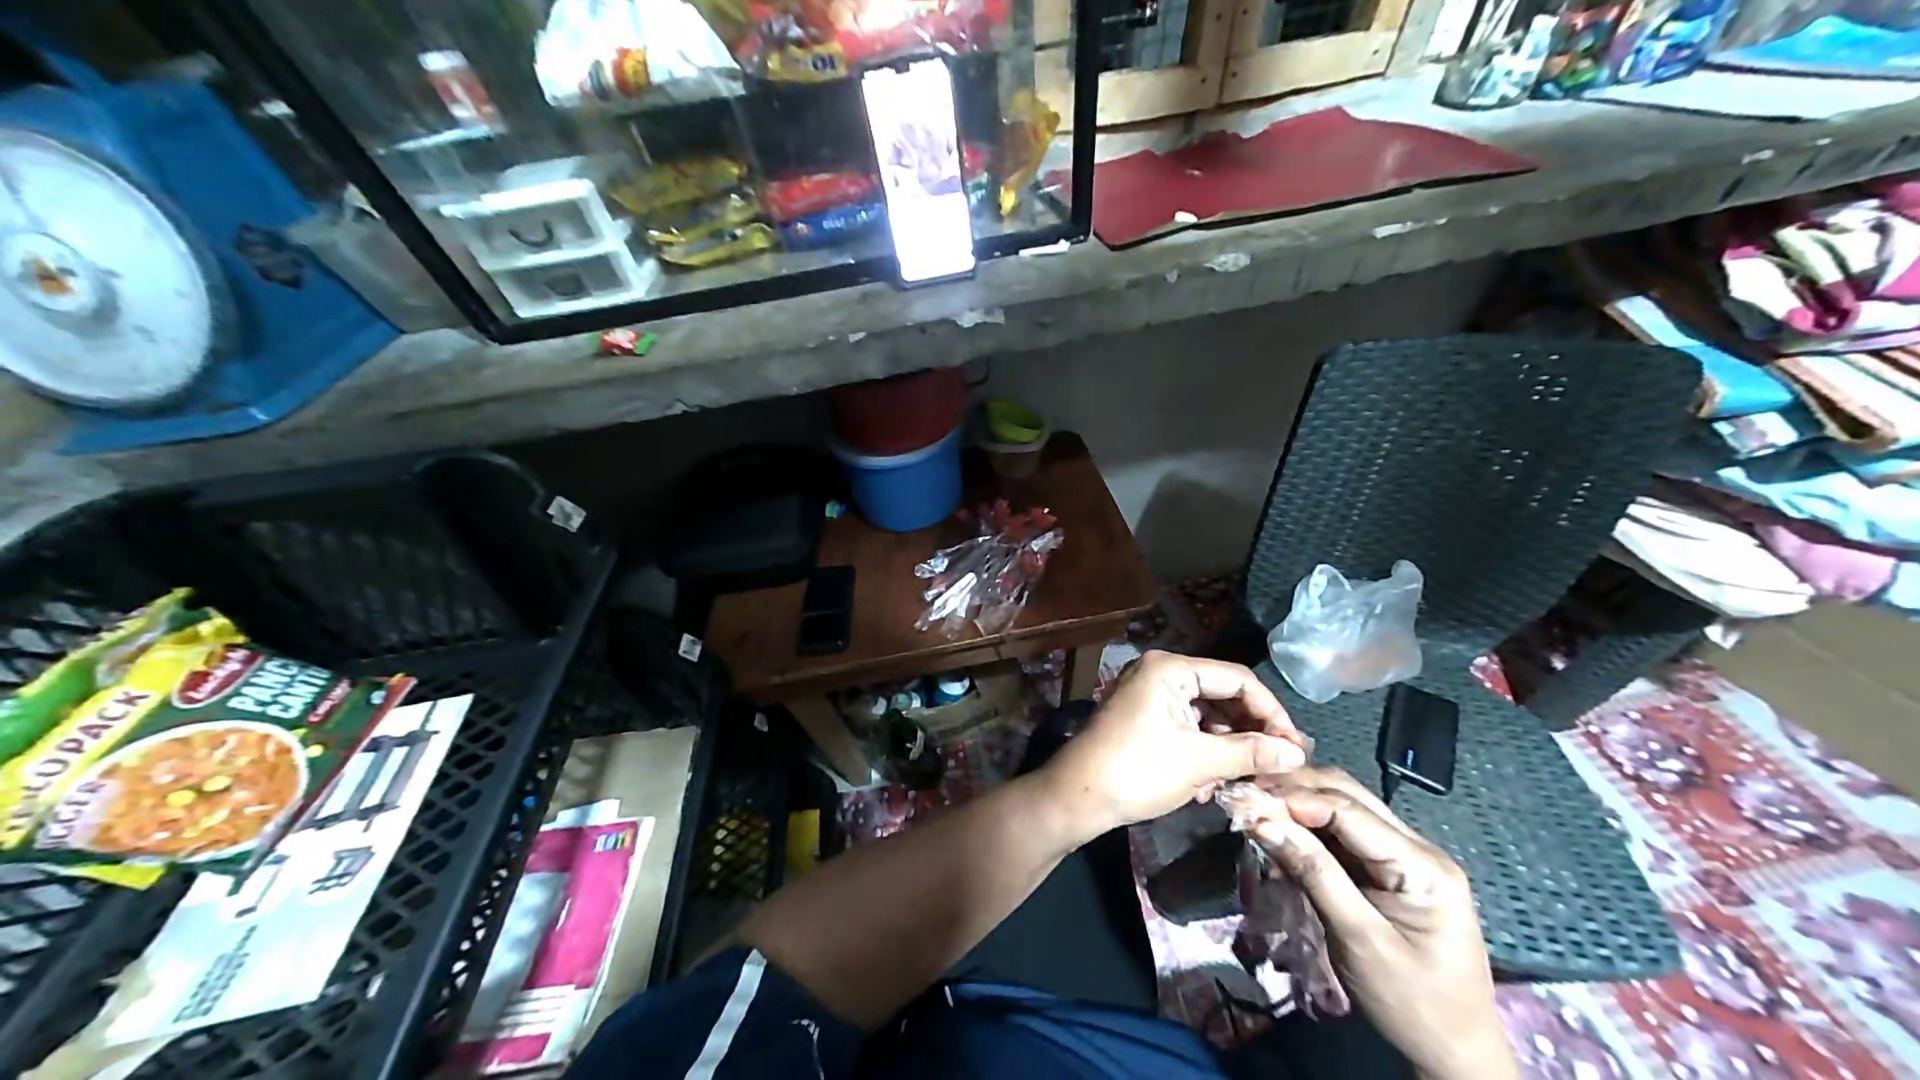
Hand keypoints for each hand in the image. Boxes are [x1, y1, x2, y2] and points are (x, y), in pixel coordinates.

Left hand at [1037, 651, 1307, 844]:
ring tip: (1246, 779)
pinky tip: (1211, 784)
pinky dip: (1205, 752)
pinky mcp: (1144, 718)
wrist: (1077, 796)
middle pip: (1223, 695)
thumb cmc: (1137, 771)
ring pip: (1207, 715)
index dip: (1272, 712)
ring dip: (1229, 747)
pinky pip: (1187, 727)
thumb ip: (1252, 752)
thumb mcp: (1200, 762)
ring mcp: (1149, 695)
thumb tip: (1298, 753)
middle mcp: (1159, 672)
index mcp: (1170, 668)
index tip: (1295, 748)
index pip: (1238, 679)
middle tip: (1278, 765)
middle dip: (1251, 732)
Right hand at [1235, 768, 1517, 1079]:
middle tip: (1242, 796)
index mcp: (1421, 864)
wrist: (1453, 1056)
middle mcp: (1416, 848)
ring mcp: (1402, 858)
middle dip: (1291, 791)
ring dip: (1296, 806)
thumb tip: (1261, 820)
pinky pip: (1340, 836)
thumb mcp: (1358, 939)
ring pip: (1340, 809)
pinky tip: (1277, 836)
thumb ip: (1312, 872)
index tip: (1243, 800)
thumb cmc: (1412, 1003)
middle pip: (1345, 796)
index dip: (1292, 799)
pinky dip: (1306, 830)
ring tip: (1252, 810)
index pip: (1347, 810)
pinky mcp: (1386, 872)